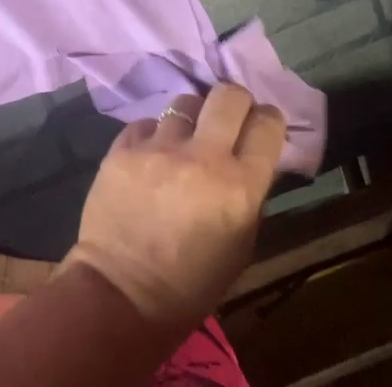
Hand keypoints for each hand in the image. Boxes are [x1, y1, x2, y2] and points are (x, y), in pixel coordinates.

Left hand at [62, 83, 285, 328]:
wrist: (123, 295)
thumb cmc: (192, 282)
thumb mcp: (241, 243)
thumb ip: (249, 193)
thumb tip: (249, 158)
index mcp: (240, 186)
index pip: (267, 125)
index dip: (269, 120)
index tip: (262, 125)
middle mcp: (203, 157)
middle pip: (228, 95)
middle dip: (234, 101)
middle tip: (227, 117)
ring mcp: (159, 149)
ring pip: (184, 103)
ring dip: (190, 119)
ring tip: (183, 140)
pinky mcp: (122, 149)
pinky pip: (146, 124)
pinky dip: (153, 136)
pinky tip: (151, 157)